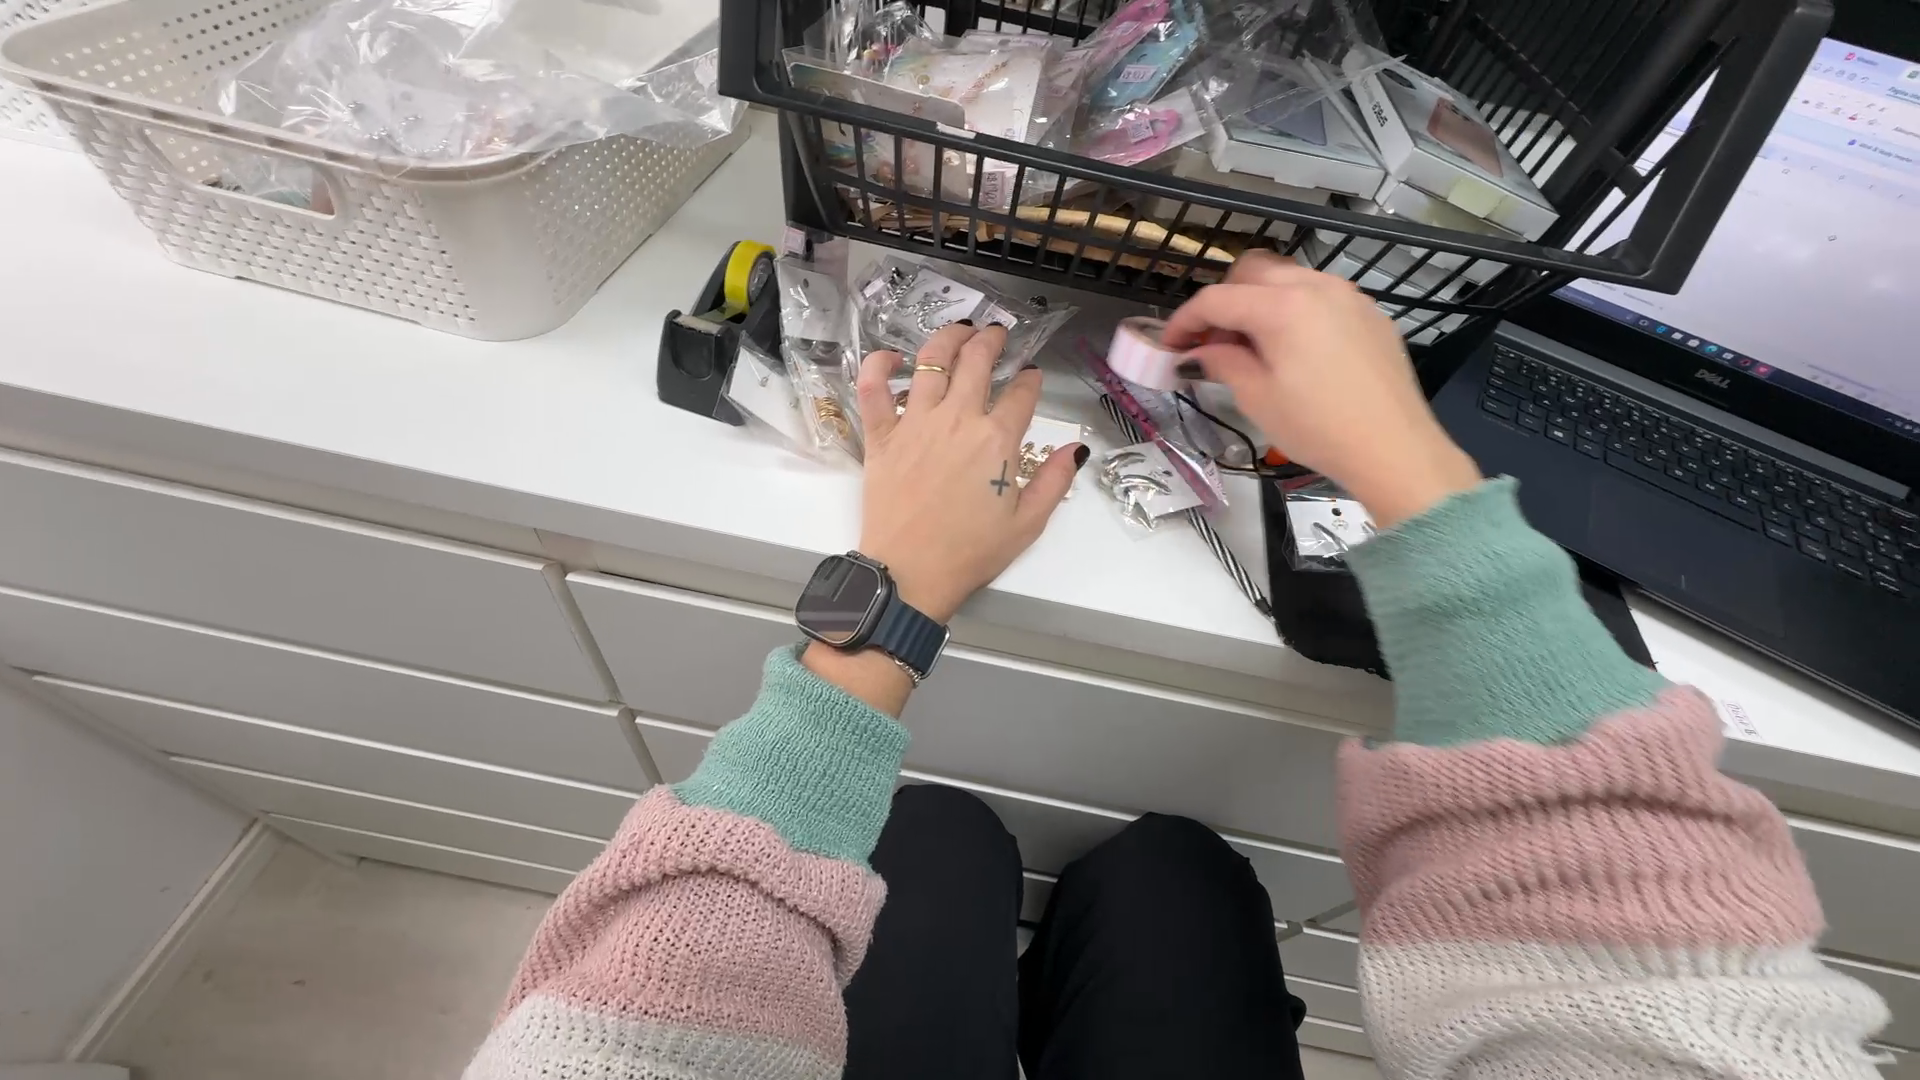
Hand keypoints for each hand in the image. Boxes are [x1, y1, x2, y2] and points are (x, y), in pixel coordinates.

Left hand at [850, 322, 1085, 622]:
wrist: (910, 573)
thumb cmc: (971, 553)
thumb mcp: (1027, 524)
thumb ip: (1054, 481)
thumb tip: (1075, 448)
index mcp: (997, 440)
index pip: (1021, 393)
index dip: (1031, 380)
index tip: (1032, 378)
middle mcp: (957, 419)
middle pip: (977, 361)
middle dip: (992, 341)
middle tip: (997, 336)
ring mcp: (915, 423)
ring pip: (931, 361)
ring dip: (948, 338)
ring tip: (959, 331)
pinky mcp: (881, 436)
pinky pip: (873, 389)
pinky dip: (878, 367)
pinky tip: (891, 357)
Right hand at [1162, 252, 1481, 526]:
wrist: (1393, 447)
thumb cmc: (1316, 427)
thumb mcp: (1256, 397)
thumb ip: (1221, 362)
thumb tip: (1195, 353)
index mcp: (1281, 306)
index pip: (1216, 299)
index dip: (1183, 321)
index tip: (1168, 346)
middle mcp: (1315, 286)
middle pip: (1251, 270)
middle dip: (1223, 301)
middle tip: (1211, 344)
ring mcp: (1348, 295)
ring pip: (1287, 278)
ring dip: (1258, 303)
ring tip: (1251, 348)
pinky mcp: (1368, 313)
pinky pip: (1318, 296)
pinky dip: (1292, 311)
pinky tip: (1291, 352)